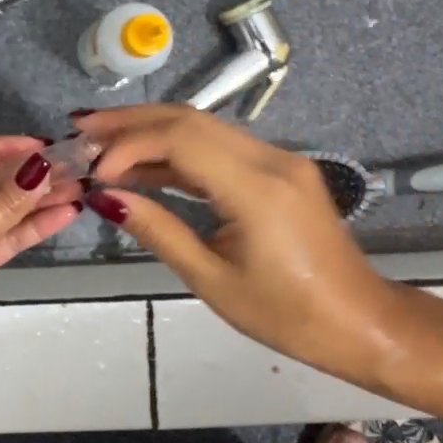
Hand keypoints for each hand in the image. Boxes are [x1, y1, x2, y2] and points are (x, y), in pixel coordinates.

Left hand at [0, 136, 82, 381]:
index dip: (0, 148)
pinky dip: (30, 227)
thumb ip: (4, 205)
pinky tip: (64, 214)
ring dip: (35, 200)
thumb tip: (41, 167)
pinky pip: (3, 238)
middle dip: (26, 175)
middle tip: (71, 166)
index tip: (40, 146)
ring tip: (78, 187)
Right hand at [75, 106, 403, 380]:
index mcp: (257, 189)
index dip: (128, 145)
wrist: (362, 323)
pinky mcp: (278, 170)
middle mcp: (270, 160)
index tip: (92, 170)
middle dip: (130, 122)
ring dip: (149, 130)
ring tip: (98, 141)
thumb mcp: (212, 280)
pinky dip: (175, 150)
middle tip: (79, 129)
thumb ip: (157, 230)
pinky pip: (218, 146)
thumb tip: (104, 198)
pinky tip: (140, 163)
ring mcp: (278, 160)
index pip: (180, 139)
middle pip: (189, 119)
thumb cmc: (288, 315)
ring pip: (203, 127)